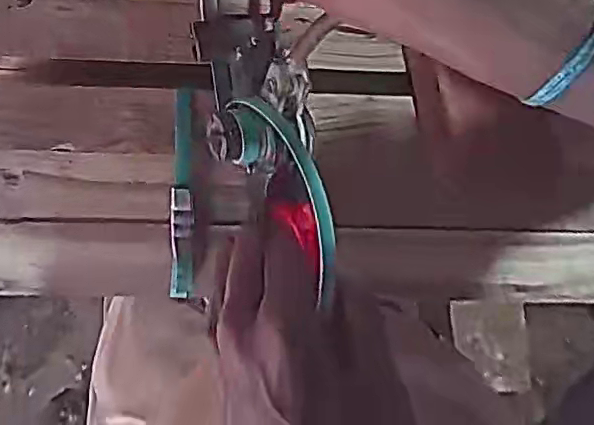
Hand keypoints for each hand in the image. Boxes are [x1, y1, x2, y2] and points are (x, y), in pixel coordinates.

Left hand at [214, 214, 415, 423]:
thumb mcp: (378, 392)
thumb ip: (360, 322)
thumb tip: (340, 274)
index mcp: (280, 328)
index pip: (279, 246)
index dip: (294, 220)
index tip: (303, 201)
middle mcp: (238, 323)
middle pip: (243, 248)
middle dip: (266, 228)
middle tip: (290, 219)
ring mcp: (219, 337)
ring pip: (226, 268)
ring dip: (249, 251)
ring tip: (278, 252)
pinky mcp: (216, 352)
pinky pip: (220, 295)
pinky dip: (237, 278)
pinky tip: (259, 288)